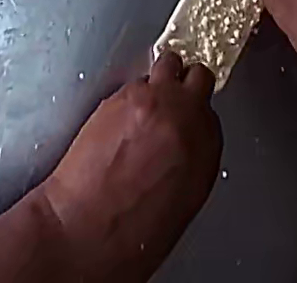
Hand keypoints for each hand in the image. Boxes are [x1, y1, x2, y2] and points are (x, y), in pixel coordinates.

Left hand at [35, 52, 222, 280]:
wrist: (85, 233)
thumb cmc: (131, 233)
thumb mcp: (183, 200)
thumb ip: (192, 159)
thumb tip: (185, 143)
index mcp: (207, 149)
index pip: (210, 112)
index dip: (195, 113)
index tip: (186, 114)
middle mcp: (187, 118)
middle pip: (199, 77)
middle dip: (186, 83)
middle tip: (172, 94)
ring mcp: (158, 101)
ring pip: (169, 64)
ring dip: (161, 76)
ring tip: (147, 94)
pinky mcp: (127, 94)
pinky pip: (135, 81)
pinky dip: (130, 93)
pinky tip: (120, 115)